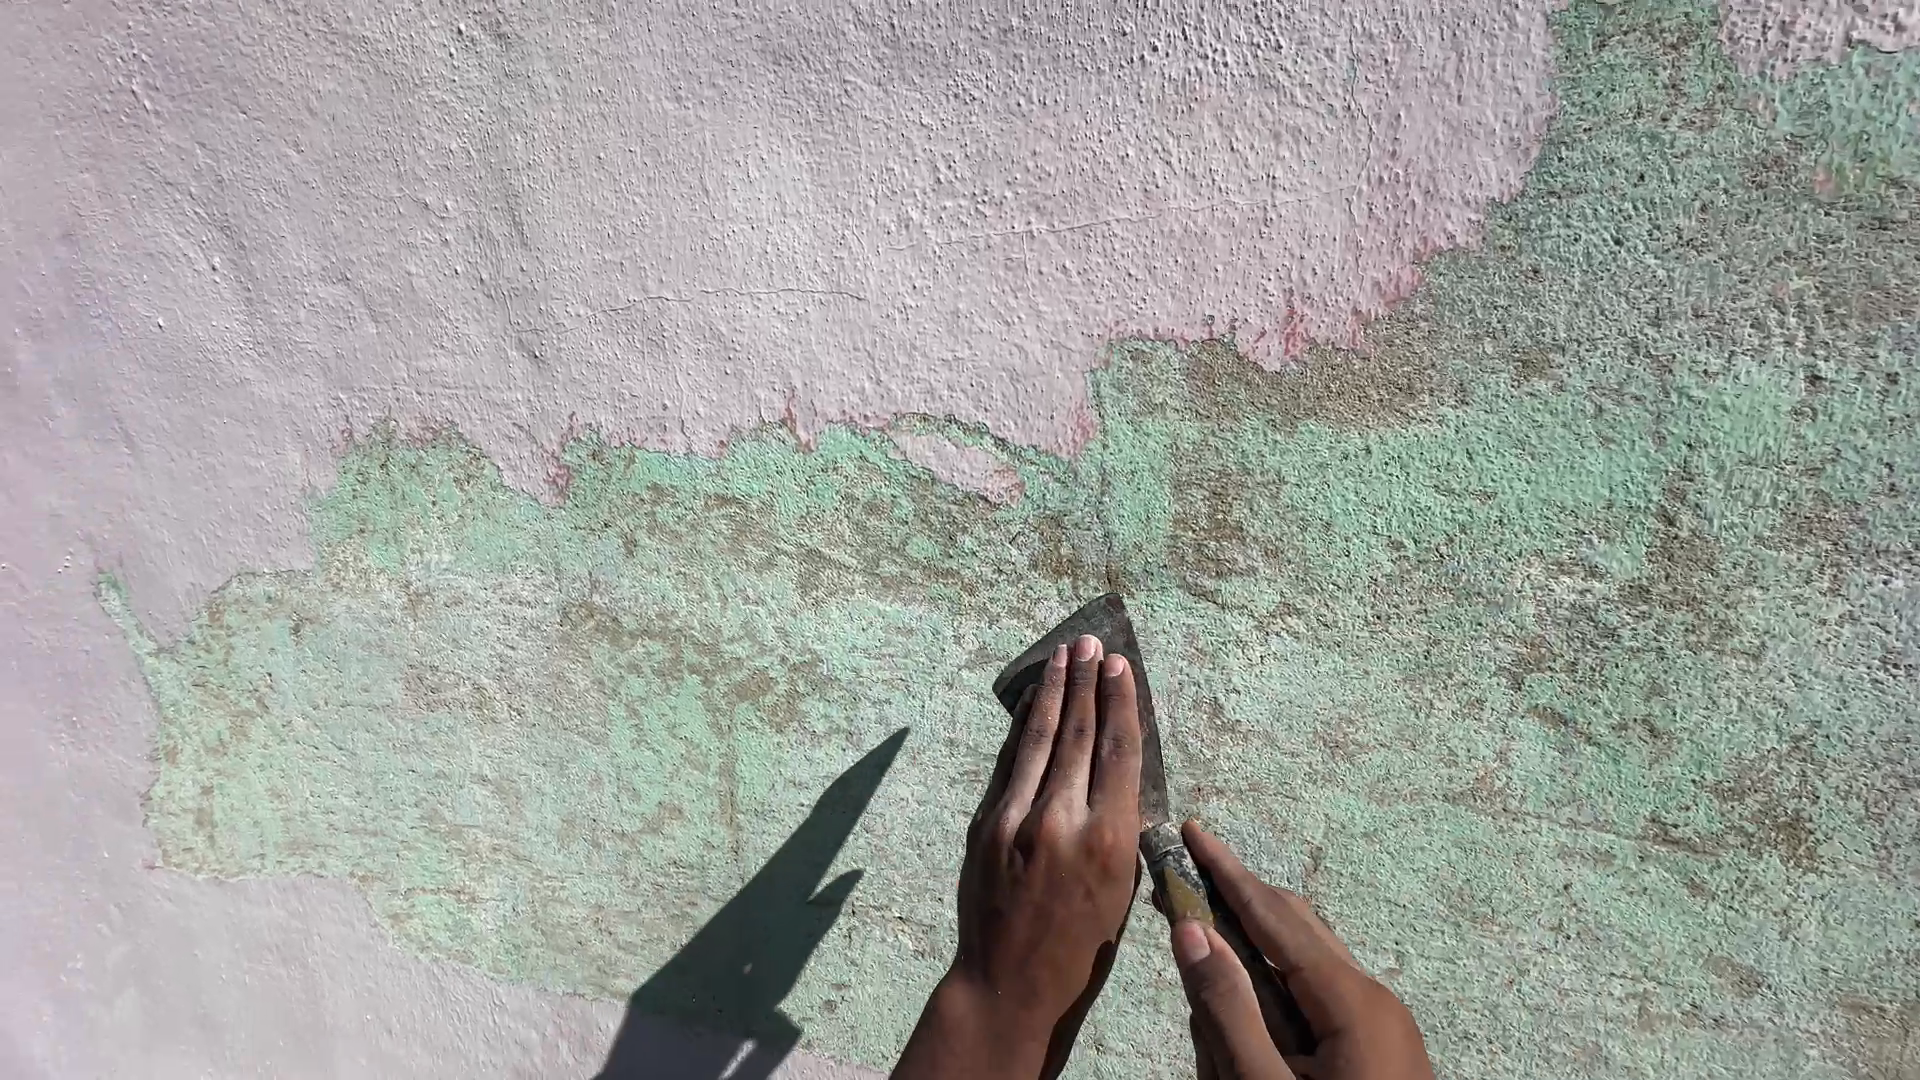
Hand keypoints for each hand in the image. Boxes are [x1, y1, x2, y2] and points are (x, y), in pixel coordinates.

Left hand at [893, 634, 1143, 1079]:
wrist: (1007, 982)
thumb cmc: (1081, 948)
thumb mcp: (1120, 890)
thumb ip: (1116, 826)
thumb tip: (1113, 770)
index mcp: (1106, 840)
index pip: (1117, 753)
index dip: (1120, 704)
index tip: (1121, 667)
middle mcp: (1060, 819)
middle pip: (1077, 734)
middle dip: (1087, 683)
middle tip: (1092, 644)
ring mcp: (1015, 816)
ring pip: (1038, 737)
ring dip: (1052, 691)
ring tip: (1064, 655)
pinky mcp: (984, 820)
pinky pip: (1010, 761)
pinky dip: (1022, 726)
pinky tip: (1032, 701)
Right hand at [1171, 822, 1434, 1079]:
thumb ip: (1227, 1009)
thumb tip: (1193, 930)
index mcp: (1351, 1001)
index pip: (1273, 914)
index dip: (1227, 869)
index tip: (1193, 829)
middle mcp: (1373, 998)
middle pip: (1293, 926)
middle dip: (1236, 898)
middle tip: (1182, 881)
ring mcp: (1382, 1025)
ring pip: (1305, 958)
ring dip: (1252, 944)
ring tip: (1205, 942)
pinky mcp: (1380, 1049)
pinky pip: (1318, 993)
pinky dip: (1275, 984)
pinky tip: (1248, 1003)